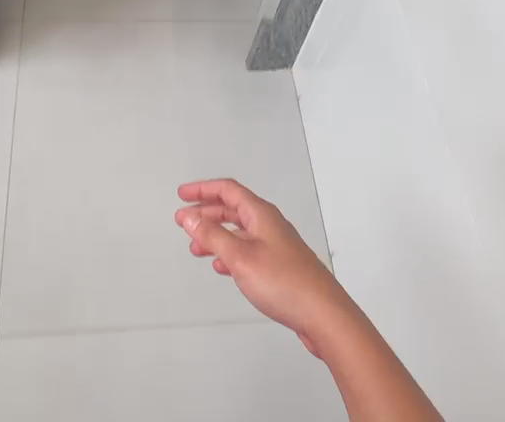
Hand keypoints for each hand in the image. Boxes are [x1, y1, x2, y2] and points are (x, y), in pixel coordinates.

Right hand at [175, 178, 358, 355]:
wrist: (322, 314)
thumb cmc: (282, 281)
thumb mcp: (240, 257)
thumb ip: (212, 236)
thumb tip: (189, 216)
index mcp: (261, 214)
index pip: (228, 190)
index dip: (203, 189)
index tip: (182, 195)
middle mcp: (269, 224)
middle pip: (233, 209)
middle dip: (207, 213)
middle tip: (184, 222)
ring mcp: (276, 245)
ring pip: (239, 231)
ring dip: (216, 236)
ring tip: (195, 248)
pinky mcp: (279, 266)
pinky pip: (248, 250)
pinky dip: (230, 253)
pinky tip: (221, 266)